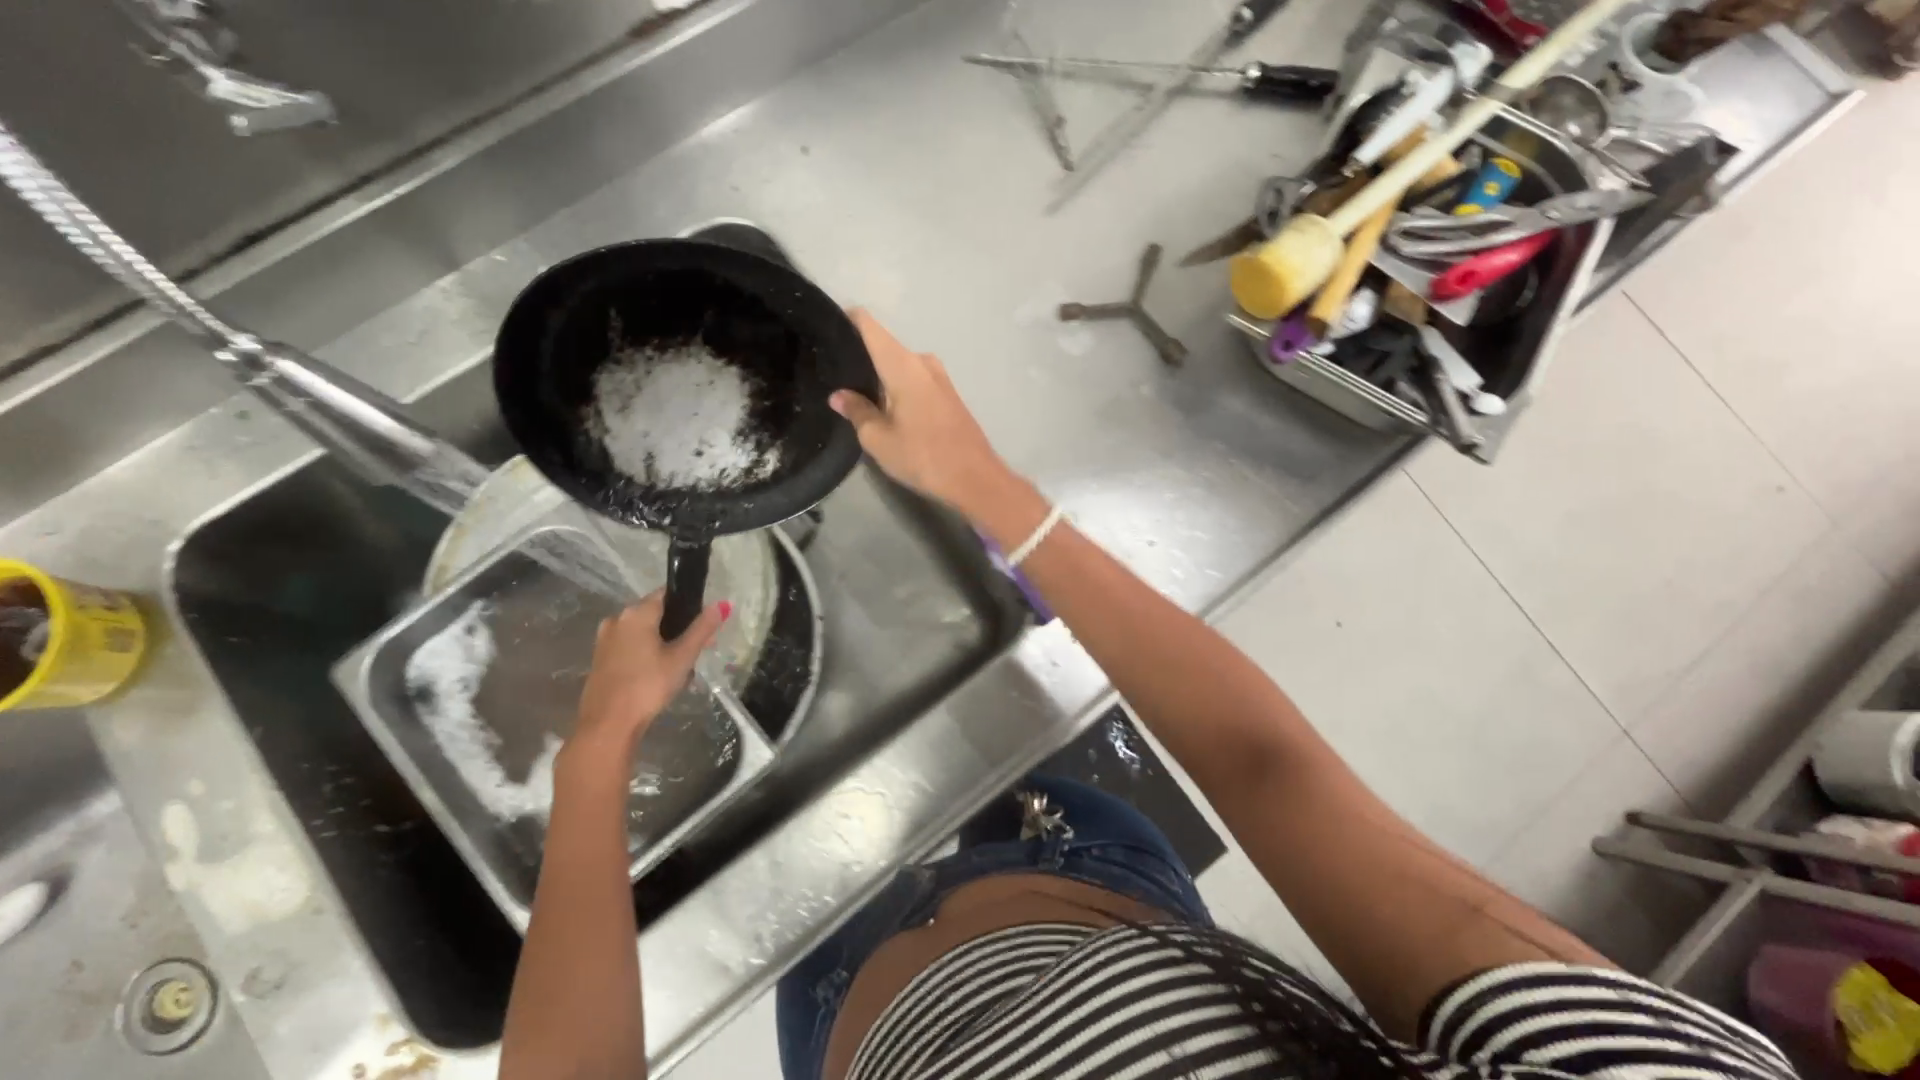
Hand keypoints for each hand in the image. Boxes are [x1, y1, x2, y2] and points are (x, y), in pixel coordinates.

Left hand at [567, 592, 728, 758]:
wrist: (608, 724)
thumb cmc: (648, 686)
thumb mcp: (682, 657)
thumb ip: (703, 628)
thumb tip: (723, 603)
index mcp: (636, 613)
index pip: (667, 595)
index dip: (689, 607)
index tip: (703, 629)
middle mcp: (617, 619)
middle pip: (655, 615)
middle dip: (678, 630)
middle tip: (695, 654)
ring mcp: (605, 639)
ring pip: (643, 634)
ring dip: (663, 645)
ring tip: (679, 671)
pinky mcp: (600, 659)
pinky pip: (630, 648)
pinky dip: (646, 655)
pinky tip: (657, 677)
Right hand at [831, 309, 1020, 518]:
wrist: (975, 478)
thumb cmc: (923, 456)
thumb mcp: (878, 439)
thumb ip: (857, 411)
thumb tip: (839, 395)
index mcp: (902, 364)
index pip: (868, 325)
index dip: (846, 320)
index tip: (824, 327)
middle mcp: (921, 361)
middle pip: (883, 345)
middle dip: (859, 355)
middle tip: (830, 371)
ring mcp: (938, 376)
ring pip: (898, 365)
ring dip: (878, 374)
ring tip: (852, 390)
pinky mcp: (947, 393)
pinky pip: (912, 378)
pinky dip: (895, 385)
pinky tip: (882, 404)